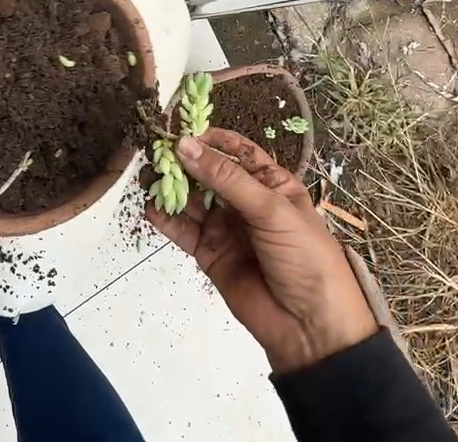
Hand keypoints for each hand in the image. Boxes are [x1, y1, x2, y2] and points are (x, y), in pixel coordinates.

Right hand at [147, 128, 376, 373]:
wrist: (311, 329)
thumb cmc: (305, 258)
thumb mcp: (271, 210)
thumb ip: (225, 178)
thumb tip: (183, 145)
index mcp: (270, 184)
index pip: (237, 152)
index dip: (211, 139)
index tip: (181, 128)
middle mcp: (244, 201)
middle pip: (207, 173)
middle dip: (183, 161)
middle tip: (154, 150)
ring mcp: (224, 227)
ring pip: (191, 198)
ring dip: (170, 186)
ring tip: (146, 175)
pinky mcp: (208, 252)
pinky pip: (182, 229)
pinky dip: (165, 217)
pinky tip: (150, 206)